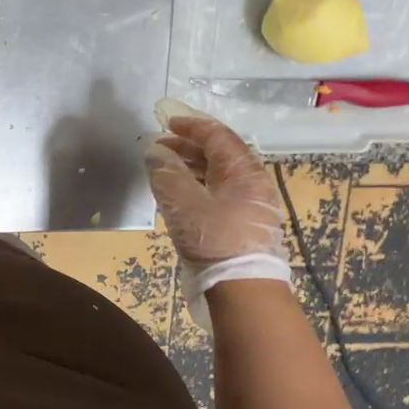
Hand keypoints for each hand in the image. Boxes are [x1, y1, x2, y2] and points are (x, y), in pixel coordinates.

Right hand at [145, 109, 291, 326]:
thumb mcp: (182, 204)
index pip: (218, 137)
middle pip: (221, 154)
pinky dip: (197, 183)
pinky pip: (219, 190)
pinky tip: (180, 191)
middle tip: (161, 145)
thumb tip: (155, 153)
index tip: (166, 123)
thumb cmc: (213, 239)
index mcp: (244, 172)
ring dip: (192, 165)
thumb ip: (167, 174)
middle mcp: (252, 183)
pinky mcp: (243, 222)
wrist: (241, 285)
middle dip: (189, 146)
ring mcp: (251, 203)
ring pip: (219, 174)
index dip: (191, 126)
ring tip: (166, 167)